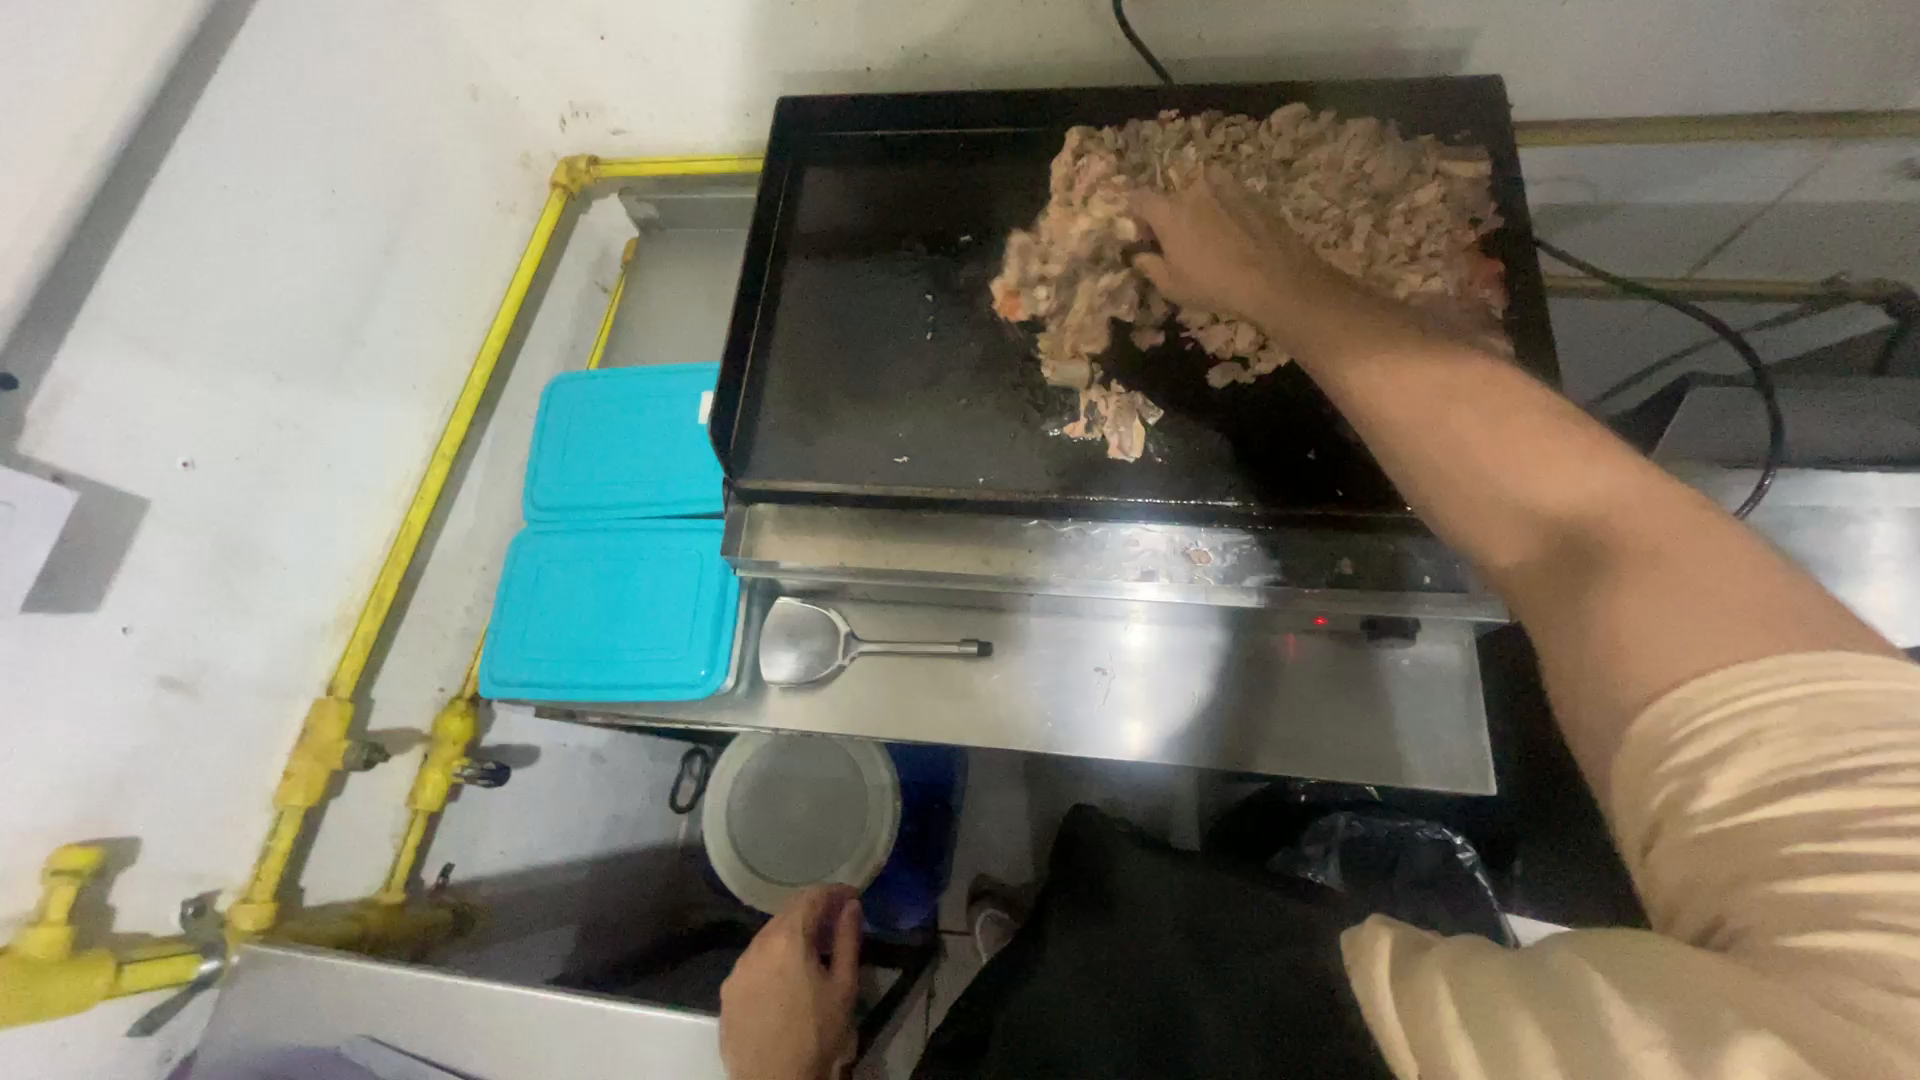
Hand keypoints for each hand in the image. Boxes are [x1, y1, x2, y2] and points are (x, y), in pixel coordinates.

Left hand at [719, 886, 862, 1079]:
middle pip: (788, 913)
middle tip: (837, 920)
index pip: (812, 897)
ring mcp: (738, 969)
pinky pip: (753, 961)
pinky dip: (773, 957)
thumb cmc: (817, 1034)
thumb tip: (850, 906)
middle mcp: (757, 945)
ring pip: (768, 937)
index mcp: (788, 938)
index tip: (852, 897)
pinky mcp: (727, 992)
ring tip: (814, 949)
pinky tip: (787, 976)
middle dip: (814, 910)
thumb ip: (847, 939)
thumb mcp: (843, 986)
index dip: (834, 892)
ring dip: (792, 933)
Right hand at [1129, 169, 1375, 358]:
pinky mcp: (1252, 193)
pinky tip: (1232, 234)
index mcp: (1170, 211)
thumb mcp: (1171, 286)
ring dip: (1198, 206)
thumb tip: (1138, 256)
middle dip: (1168, 213)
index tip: (1138, 231)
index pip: (1139, 198)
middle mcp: (1196, 189)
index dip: (1134, 213)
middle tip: (1174, 239)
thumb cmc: (1213, 285)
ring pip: (1203, 190)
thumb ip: (1149, 266)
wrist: (1274, 278)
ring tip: (1206, 232)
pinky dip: (1223, 209)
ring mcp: (1227, 186)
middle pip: (1173, 195)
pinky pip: (1228, 195)